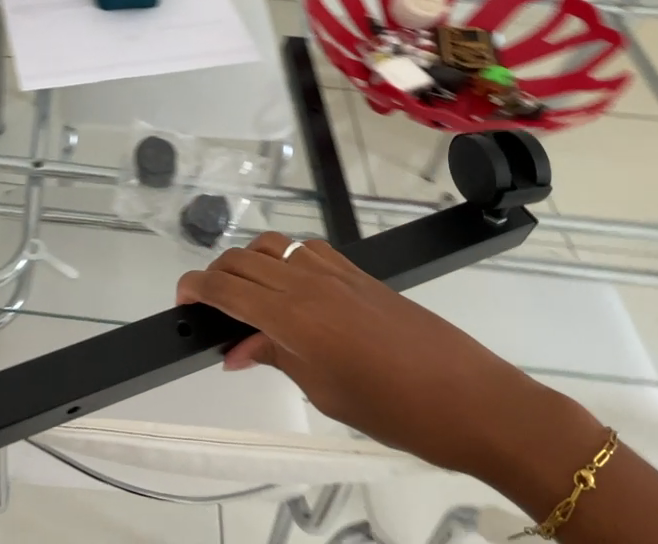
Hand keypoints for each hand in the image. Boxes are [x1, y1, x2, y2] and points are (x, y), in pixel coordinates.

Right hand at [176, 231, 598, 476]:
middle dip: (216, 277)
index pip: (226, 287)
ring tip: (249, 298)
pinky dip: (285, 260)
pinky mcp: (359, 273)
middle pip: (241, 259)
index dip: (195, 288)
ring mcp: (335, 272)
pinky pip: (306, 250)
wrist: (475, 401)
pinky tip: (294, 290)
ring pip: (272, 246)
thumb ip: (275, 358)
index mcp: (292, 315)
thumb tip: (238, 351)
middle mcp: (307, 281)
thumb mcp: (324, 391)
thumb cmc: (396, 411)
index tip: (182, 299)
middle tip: (211, 308)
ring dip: (249, 263)